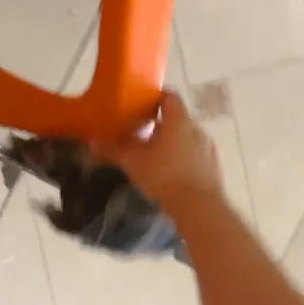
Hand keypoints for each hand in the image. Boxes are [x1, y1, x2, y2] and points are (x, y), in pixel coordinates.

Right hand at [96, 91, 222, 212]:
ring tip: (150, 152)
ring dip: (168, 139)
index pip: (170, 97)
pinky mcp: (212, 164)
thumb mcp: (132, 162)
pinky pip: (193, 151)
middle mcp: (197, 130)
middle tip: (138, 131)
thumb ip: (112, 150)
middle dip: (157, 122)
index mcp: (179, 122)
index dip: (155, 96)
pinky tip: (167, 168)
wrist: (199, 207)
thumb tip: (91, 142)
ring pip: (185, 135)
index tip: (139, 102)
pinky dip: (180, 153)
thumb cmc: (164, 176)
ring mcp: (207, 147)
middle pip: (176, 118)